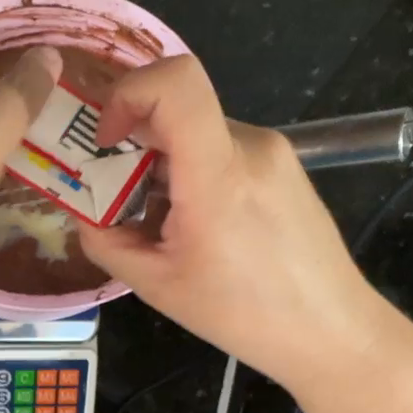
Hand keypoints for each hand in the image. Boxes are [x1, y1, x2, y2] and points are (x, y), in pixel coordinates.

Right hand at [79, 56, 399, 388]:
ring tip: (157, 224)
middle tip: (114, 197)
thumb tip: (84, 214)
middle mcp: (250, 146)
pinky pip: (220, 151)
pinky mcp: (283, 165)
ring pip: (196, 134)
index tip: (105, 138)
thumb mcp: (156, 286)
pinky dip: (190, 175)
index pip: (175, 83)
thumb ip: (107, 243)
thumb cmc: (241, 313)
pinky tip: (193, 226)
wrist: (328, 329)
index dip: (127, 93)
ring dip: (161, 166)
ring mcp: (272, 152)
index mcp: (217, 174)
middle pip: (176, 113)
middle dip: (133, 146)